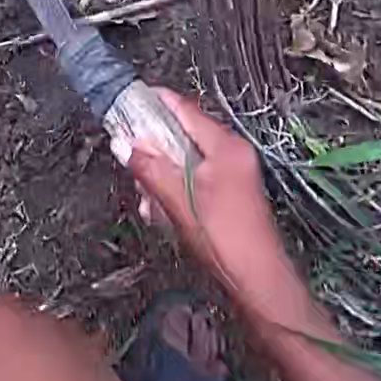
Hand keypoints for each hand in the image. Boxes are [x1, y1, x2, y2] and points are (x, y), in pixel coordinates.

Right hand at [126, 90, 309, 317]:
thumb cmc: (223, 238)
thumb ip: (148, 167)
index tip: (133, 97)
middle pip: (184, 135)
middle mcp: (233, 152)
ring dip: (162, 173)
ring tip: (146, 197)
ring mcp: (234, 172)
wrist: (258, 283)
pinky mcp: (231, 192)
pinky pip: (196, 176)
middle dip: (154, 148)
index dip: (158, 101)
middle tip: (131, 159)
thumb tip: (122, 144)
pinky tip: (161, 210)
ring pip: (187, 159)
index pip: (186, 110)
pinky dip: (176, 186)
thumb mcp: (176, 199)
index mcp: (226, 146)